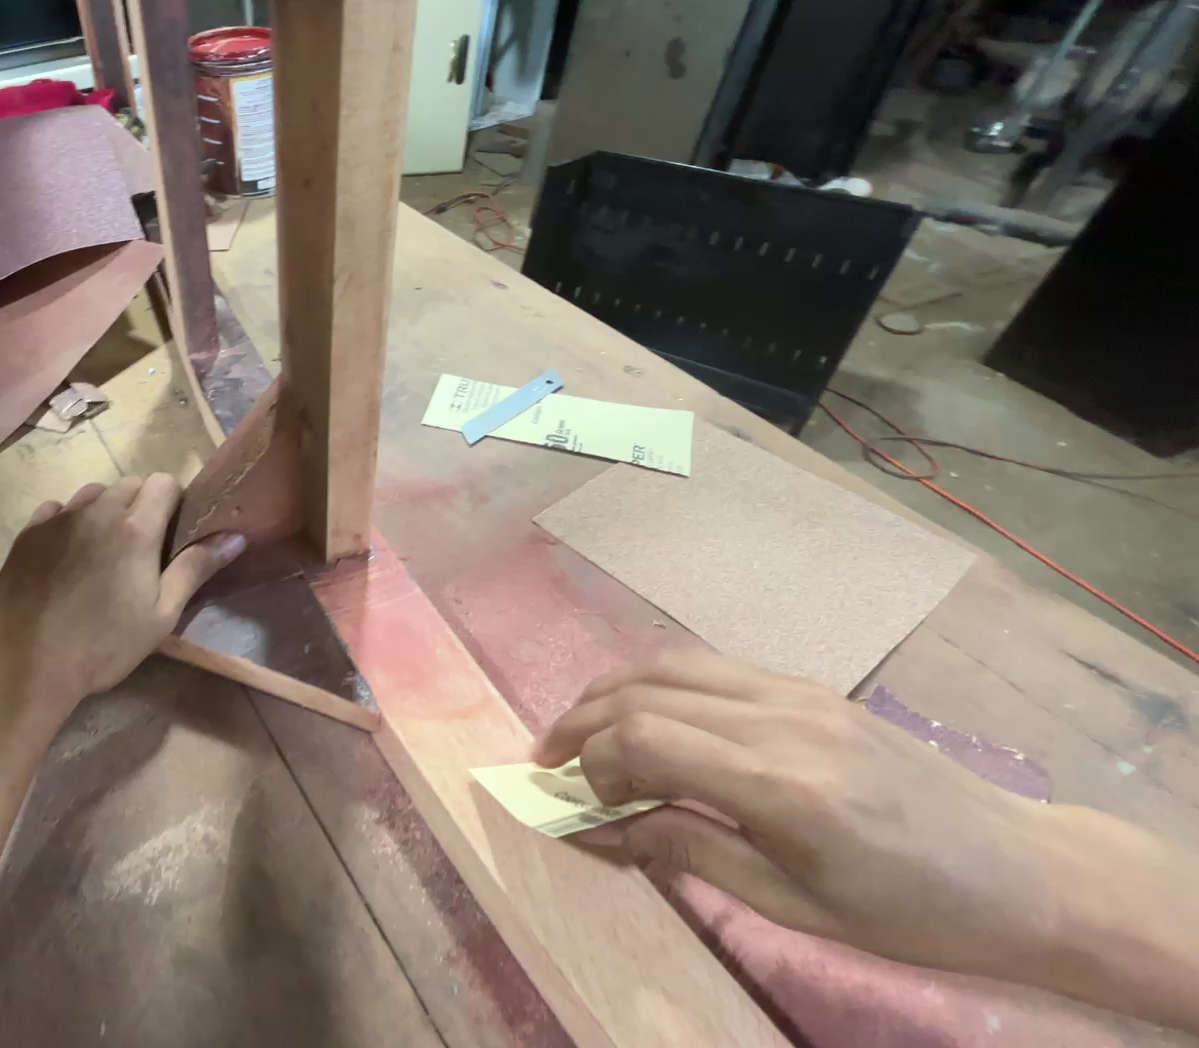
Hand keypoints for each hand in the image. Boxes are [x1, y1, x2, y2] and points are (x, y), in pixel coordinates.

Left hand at [0, 474, 244, 722]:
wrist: (25, 664)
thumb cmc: (103, 646)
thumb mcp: (161, 615)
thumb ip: (195, 569)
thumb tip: (235, 537)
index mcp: (136, 529)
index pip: (164, 482)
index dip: (174, 500)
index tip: (173, 530)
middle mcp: (97, 511)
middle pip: (129, 484)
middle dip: (141, 503)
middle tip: (141, 546)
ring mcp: (58, 519)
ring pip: (92, 494)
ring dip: (105, 509)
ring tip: (103, 548)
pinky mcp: (28, 533)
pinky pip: (57, 509)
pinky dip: (69, 520)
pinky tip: (68, 553)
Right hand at [531, 650, 1077, 984]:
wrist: (1025, 870)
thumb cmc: (910, 910)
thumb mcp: (794, 906)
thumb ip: (688, 852)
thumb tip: (604, 826)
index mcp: (782, 787)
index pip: (646, 741)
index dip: (595, 763)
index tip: (580, 798)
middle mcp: (779, 721)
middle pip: (642, 693)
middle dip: (580, 722)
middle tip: (549, 759)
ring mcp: (792, 692)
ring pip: (665, 665)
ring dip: (606, 691)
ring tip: (578, 726)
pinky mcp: (802, 684)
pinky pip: (703, 665)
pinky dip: (650, 681)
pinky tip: (638, 710)